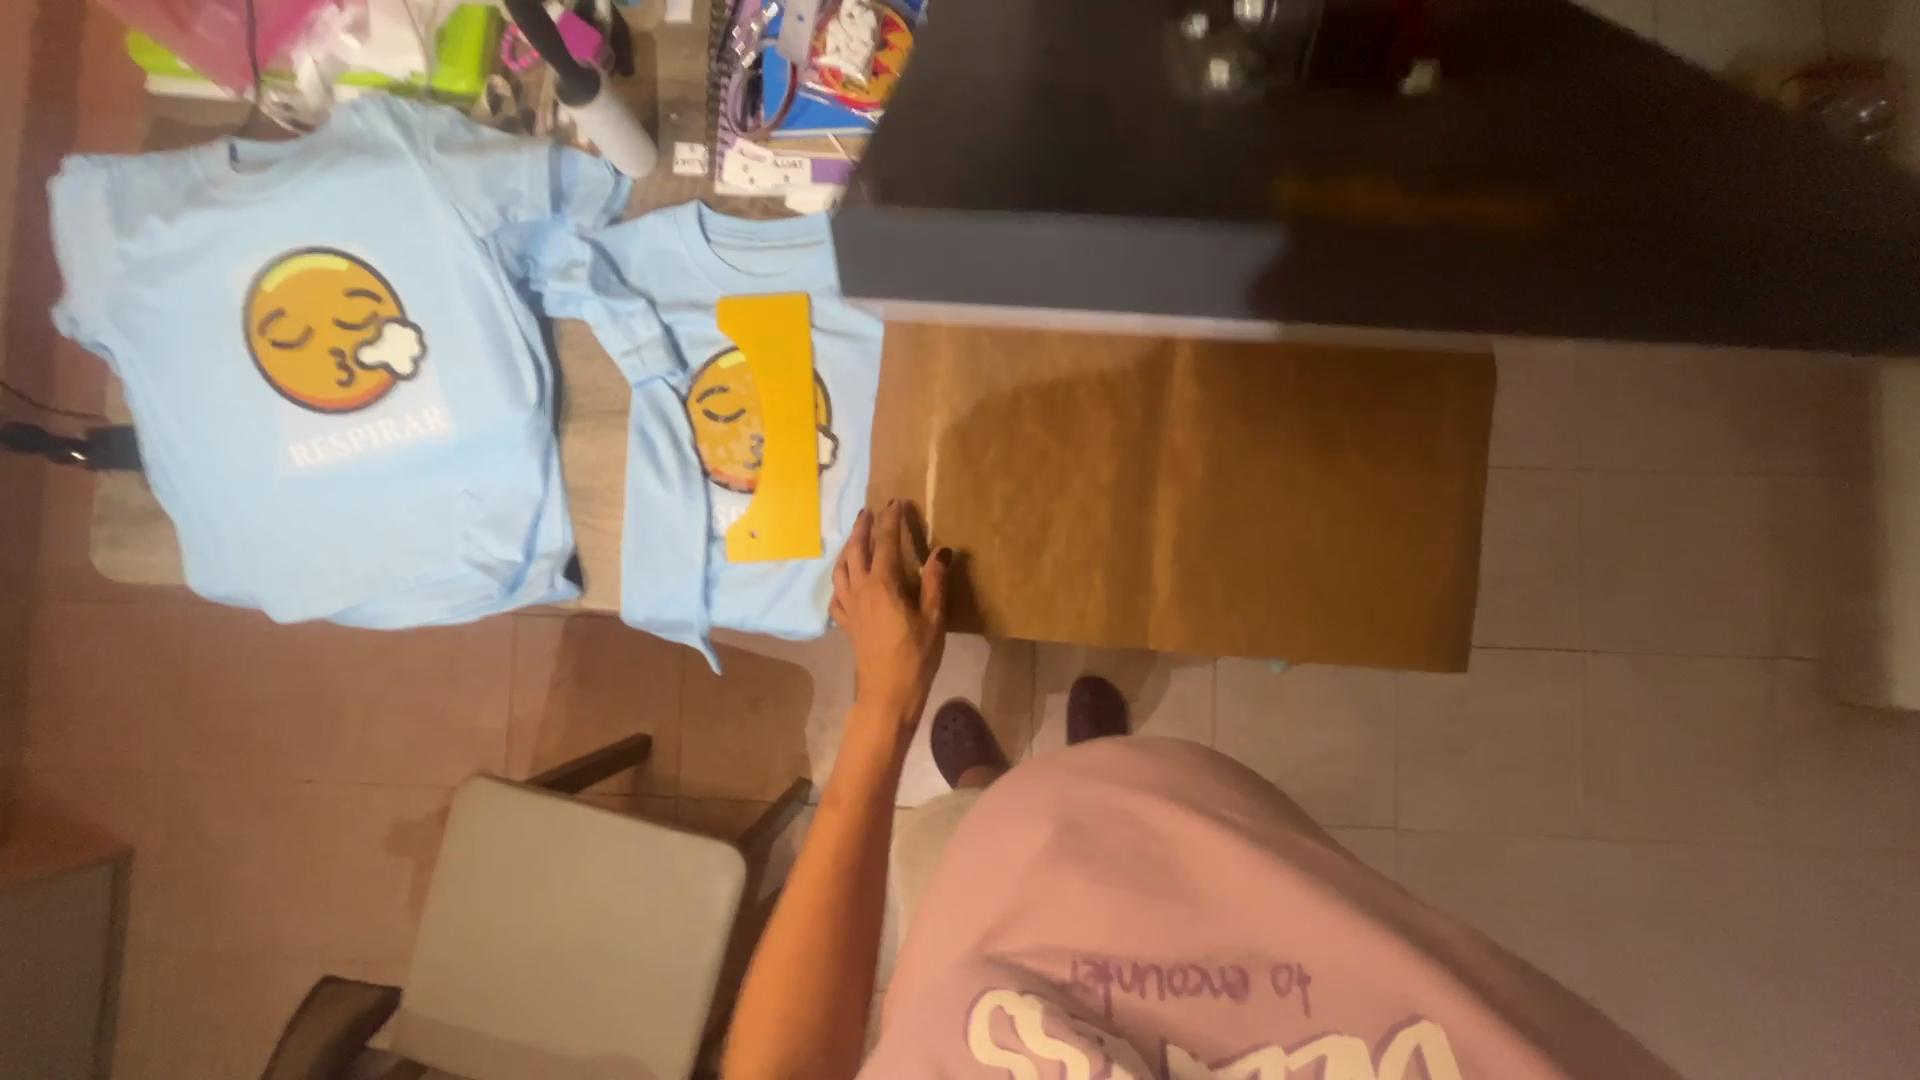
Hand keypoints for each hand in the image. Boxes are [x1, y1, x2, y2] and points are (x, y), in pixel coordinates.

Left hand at [832, 500, 950, 733]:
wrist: (887, 693)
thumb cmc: (916, 656)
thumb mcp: (934, 618)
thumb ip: (935, 582)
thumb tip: (942, 550)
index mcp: (883, 584)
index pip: (885, 542)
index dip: (892, 520)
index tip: (897, 502)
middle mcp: (860, 589)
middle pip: (857, 549)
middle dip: (864, 527)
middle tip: (871, 511)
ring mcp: (850, 607)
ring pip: (842, 568)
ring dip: (849, 548)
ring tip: (856, 537)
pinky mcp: (846, 624)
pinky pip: (837, 594)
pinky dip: (841, 579)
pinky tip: (846, 580)